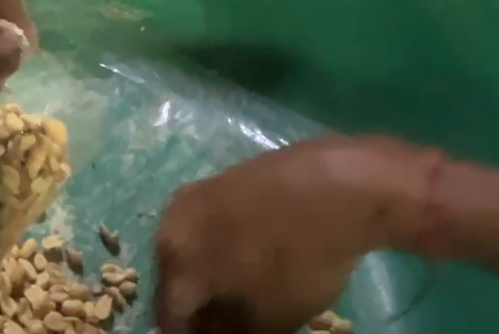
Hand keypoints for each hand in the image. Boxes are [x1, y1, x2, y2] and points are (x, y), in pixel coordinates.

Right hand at [155, 138, 437, 333]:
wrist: (329, 186)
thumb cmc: (296, 260)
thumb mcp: (268, 320)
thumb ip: (228, 332)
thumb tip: (210, 330)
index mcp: (174, 260)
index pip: (169, 317)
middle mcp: (169, 224)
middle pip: (174, 281)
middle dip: (197, 306)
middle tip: (229, 322)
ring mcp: (191, 196)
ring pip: (188, 251)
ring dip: (206, 277)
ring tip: (240, 295)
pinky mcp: (213, 181)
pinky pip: (202, 227)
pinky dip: (217, 250)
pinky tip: (247, 260)